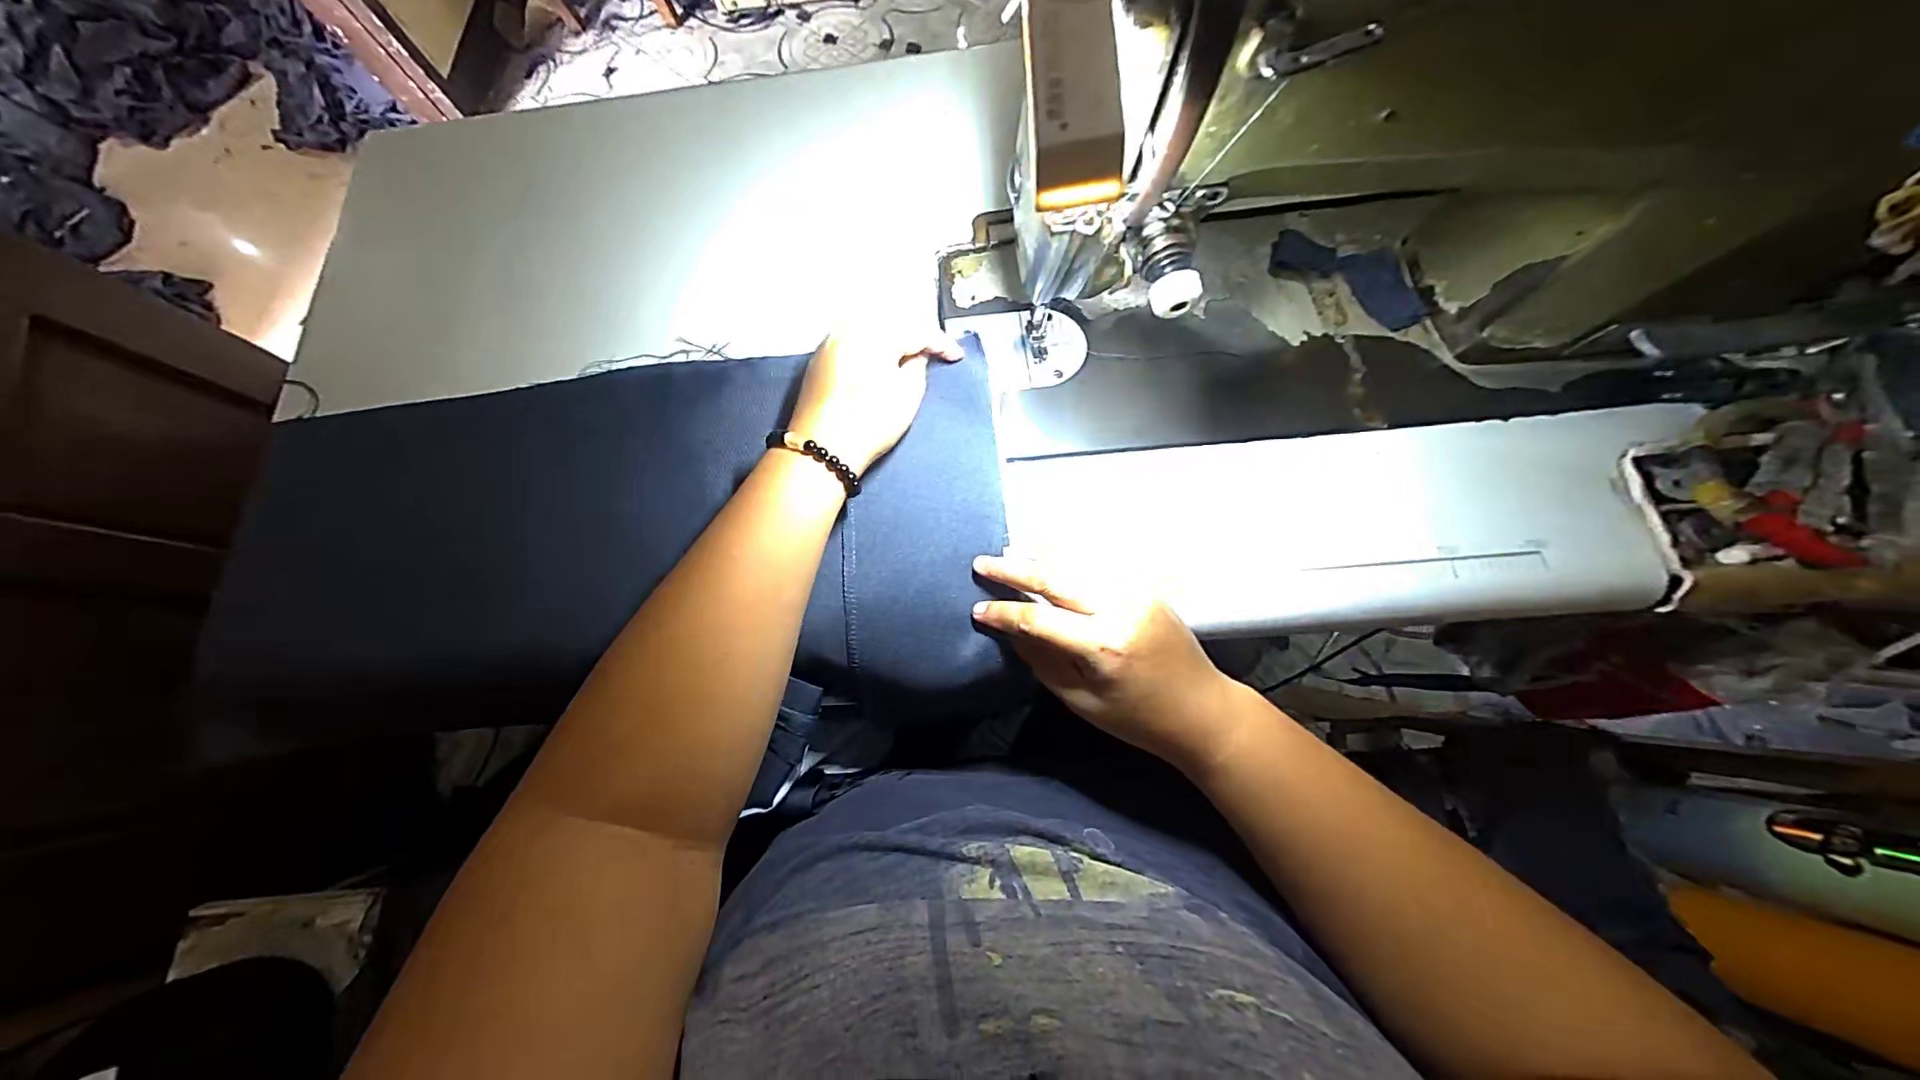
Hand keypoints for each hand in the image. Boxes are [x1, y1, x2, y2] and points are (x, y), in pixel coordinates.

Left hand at [786, 327, 963, 473]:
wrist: (821, 450)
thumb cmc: (870, 423)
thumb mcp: (908, 395)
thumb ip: (918, 366)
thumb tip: (916, 355)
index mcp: (874, 334)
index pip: (915, 331)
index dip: (940, 343)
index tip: (955, 356)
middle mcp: (848, 330)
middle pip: (890, 324)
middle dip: (913, 336)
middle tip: (933, 351)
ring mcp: (829, 344)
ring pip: (868, 331)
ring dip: (890, 340)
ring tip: (907, 357)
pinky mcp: (818, 362)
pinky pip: (851, 343)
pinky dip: (870, 348)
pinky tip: (879, 363)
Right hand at [971, 554, 1244, 774]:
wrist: (1201, 710)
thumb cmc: (1137, 718)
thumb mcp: (1081, 701)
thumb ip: (1042, 661)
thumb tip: (1012, 629)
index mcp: (1103, 645)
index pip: (1039, 618)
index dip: (1004, 612)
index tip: (978, 609)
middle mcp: (1120, 609)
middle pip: (1056, 577)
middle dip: (1015, 569)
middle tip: (983, 562)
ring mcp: (1137, 593)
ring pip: (1079, 562)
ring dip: (1042, 555)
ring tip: (1011, 550)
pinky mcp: (1147, 588)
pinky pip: (1102, 564)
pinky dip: (1073, 556)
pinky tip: (1052, 552)